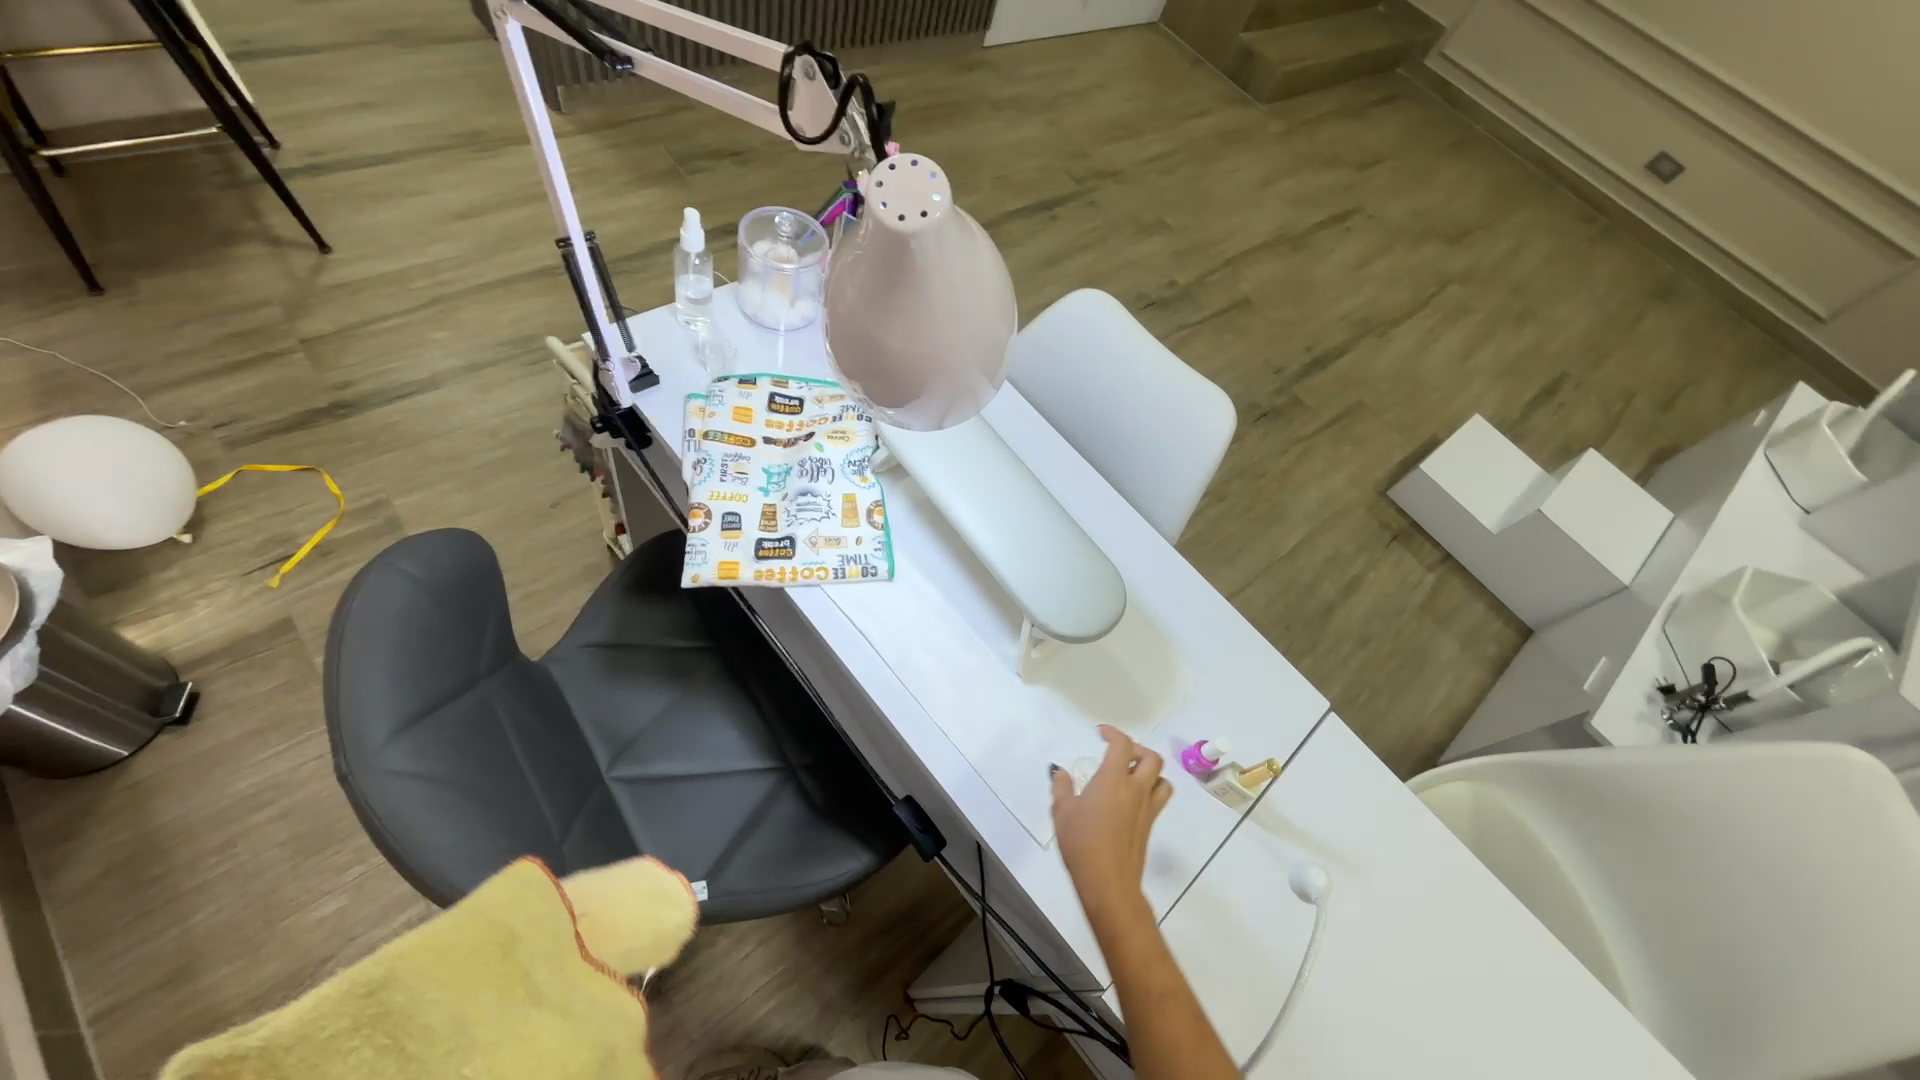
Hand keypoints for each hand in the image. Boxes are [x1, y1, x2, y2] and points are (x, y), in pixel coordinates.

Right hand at [1051, 726, 1172, 913]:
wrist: (1108, 880)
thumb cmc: (1081, 843)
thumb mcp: (1062, 812)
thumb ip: (1062, 787)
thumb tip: (1060, 771)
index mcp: (1112, 779)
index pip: (1122, 745)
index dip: (1113, 733)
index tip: (1101, 733)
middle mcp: (1135, 789)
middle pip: (1151, 758)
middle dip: (1137, 749)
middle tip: (1119, 754)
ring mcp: (1147, 808)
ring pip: (1162, 778)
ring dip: (1150, 770)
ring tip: (1132, 775)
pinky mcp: (1150, 825)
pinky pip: (1159, 798)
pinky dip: (1151, 790)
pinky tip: (1132, 800)